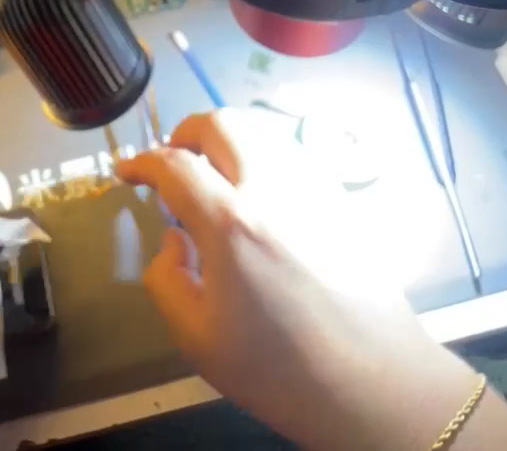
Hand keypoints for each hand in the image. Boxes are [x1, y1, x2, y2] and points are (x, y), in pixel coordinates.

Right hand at [116, 109, 506, 450]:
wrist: (379, 385)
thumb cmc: (282, 369)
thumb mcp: (198, 340)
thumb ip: (166, 279)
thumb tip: (175, 238)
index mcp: (231, 222)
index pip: (174, 164)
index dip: (142, 161)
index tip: (128, 171)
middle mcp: (270, 187)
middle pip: (219, 122)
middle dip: (184, 133)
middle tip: (174, 164)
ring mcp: (311, 185)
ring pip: (258, 129)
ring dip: (224, 141)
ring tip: (214, 178)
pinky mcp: (338, 196)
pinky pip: (289, 153)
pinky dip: (259, 157)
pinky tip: (258, 198)